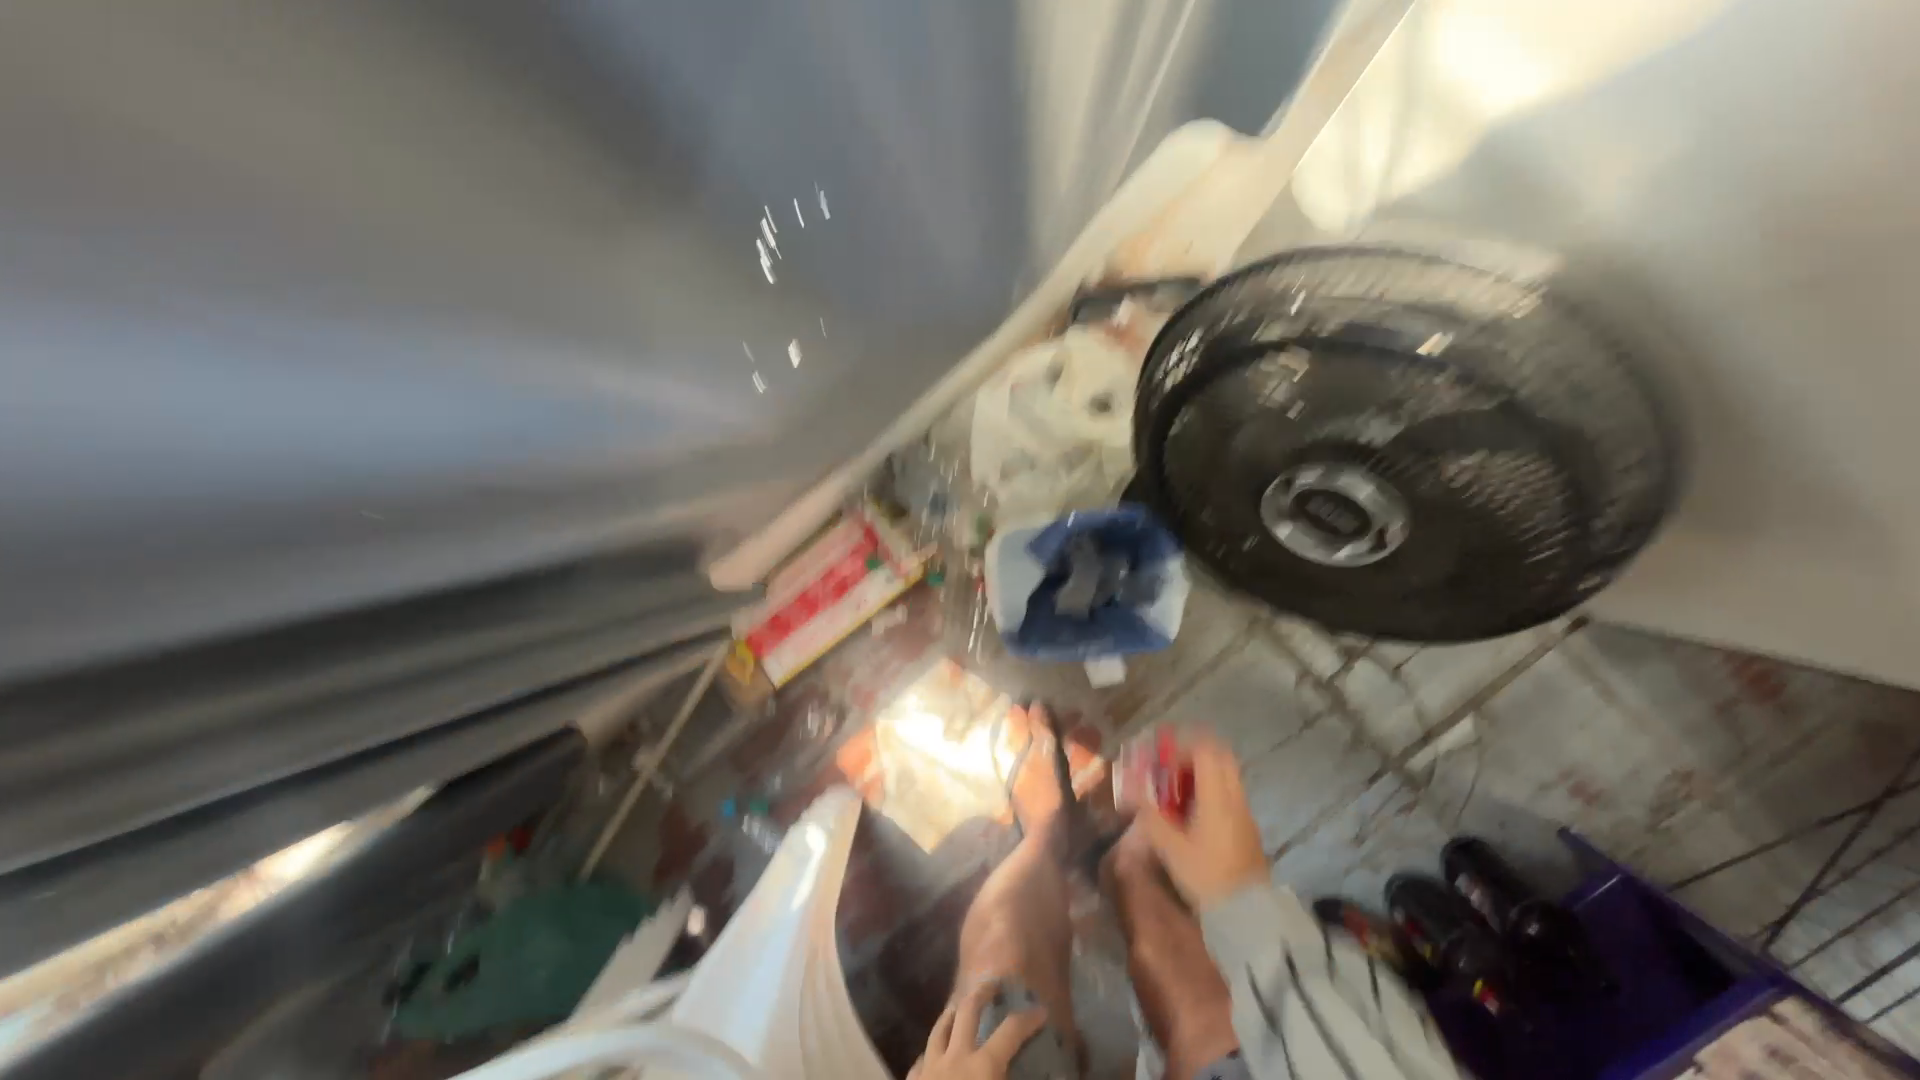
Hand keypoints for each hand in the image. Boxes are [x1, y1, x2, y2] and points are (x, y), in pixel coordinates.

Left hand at [907, 980, 1047, 1079]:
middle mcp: (955, 1058)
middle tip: (994, 986)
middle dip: (983, 994)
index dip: (1028, 1019)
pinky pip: (921, 1060)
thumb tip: (1052, 1074)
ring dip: (952, 1014)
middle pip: (968, 1012)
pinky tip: (933, 1056)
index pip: (1011, 1031)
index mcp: (983, 1067)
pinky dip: (931, 1052)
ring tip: (960, 1007)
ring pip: (939, 1028)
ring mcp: (929, 1070)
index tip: (1041, 1011)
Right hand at [1135, 730, 1268, 908]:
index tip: (1158, 755)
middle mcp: (1235, 797)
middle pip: (1219, 756)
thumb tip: (1127, 785)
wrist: (1248, 913)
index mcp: (1218, 796)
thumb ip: (1149, 813)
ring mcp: (1244, 812)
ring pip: (1225, 775)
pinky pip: (1227, 793)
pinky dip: (1208, 790)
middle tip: (1167, 767)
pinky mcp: (1246, 828)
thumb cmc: (1207, 877)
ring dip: (1200, 773)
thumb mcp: (1171, 847)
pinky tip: (1189, 813)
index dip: (1180, 745)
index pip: (1205, 750)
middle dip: (1191, 754)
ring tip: (1173, 791)